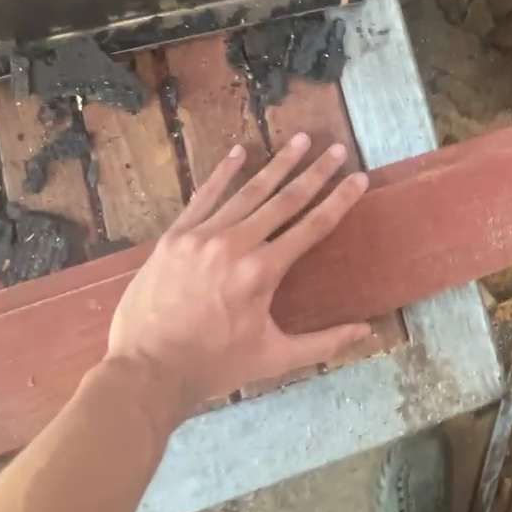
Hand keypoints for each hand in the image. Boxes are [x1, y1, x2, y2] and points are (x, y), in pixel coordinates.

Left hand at [104, 133, 372, 423]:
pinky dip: (223, 174)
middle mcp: (236, 245)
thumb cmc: (215, 366)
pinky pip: (204, 197)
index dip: (339, 200)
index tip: (359, 177)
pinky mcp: (175, 237)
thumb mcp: (275, 358)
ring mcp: (202, 237)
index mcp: (263, 272)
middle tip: (336, 149)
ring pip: (248, 192)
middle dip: (315, 172)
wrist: (145, 371)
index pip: (313, 226)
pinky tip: (239, 152)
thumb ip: (324, 343)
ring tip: (301, 140)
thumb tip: (367, 331)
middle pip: (285, 200)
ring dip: (278, 164)